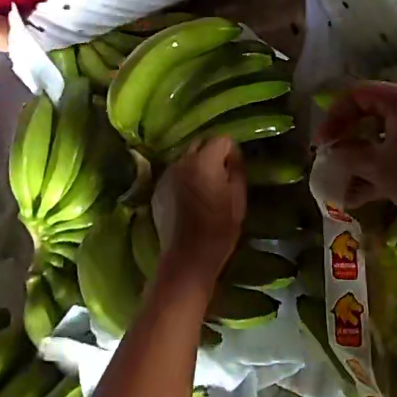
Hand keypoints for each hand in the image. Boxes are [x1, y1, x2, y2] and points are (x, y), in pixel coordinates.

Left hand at [151, 136, 246, 290]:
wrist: (187, 257)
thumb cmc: (219, 228)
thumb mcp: (238, 198)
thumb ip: (237, 169)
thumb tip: (233, 156)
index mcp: (204, 161)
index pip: (222, 139)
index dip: (232, 152)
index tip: (235, 170)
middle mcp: (181, 162)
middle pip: (200, 143)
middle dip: (213, 153)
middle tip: (222, 175)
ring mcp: (166, 175)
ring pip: (186, 158)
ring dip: (197, 165)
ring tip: (205, 188)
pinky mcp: (157, 189)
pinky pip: (175, 174)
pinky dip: (184, 178)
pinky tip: (190, 199)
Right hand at [316, 82, 396, 239]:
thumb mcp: (384, 171)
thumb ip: (352, 156)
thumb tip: (335, 151)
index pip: (357, 94)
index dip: (333, 117)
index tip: (320, 146)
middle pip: (372, 115)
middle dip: (348, 142)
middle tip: (331, 166)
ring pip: (388, 139)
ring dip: (365, 162)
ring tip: (345, 192)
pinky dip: (386, 168)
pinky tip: (369, 197)